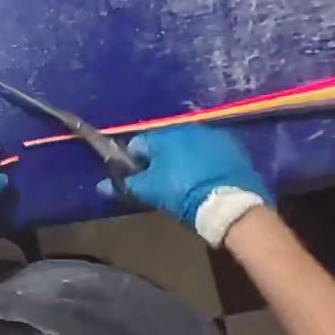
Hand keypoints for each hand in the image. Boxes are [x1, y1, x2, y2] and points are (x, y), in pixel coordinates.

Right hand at [99, 125, 270, 244]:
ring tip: (186, 183)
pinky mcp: (234, 146)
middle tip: (162, 184)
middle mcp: (186, 128)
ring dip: (183, 159)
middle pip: (163, 143)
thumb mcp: (150, 192)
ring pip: (187, 146)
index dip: (134, 164)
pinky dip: (205, 162)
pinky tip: (206, 180)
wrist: (231, 206)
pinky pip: (210, 151)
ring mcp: (213, 135)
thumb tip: (101, 186)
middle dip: (160, 161)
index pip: (137, 145)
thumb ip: (125, 185)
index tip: (140, 181)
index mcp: (163, 135)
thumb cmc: (183, 194)